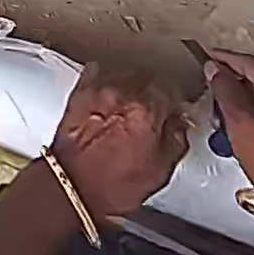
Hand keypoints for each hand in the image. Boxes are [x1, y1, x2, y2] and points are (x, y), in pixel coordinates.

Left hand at [50, 63, 189, 216]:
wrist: (73, 184)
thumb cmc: (112, 183)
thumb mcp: (160, 169)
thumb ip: (176, 138)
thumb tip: (180, 121)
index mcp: (145, 112)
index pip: (170, 86)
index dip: (178, 95)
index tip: (178, 103)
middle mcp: (120, 94)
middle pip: (147, 75)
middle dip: (156, 88)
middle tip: (159, 103)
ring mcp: (97, 89)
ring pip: (123, 70)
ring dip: (133, 82)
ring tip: (135, 100)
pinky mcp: (80, 90)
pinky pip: (99, 71)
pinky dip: (109, 78)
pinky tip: (113, 93)